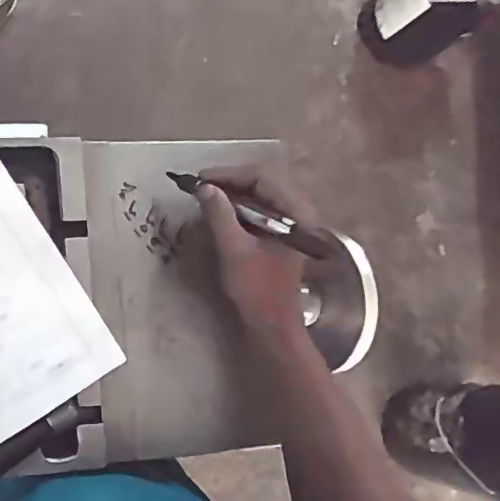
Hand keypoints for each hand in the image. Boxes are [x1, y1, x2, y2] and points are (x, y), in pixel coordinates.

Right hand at [195, 164, 316, 340]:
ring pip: (261, 197)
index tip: (201, 180)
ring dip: (233, 195)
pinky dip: (239, 209)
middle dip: (230, 182)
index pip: (262, 177)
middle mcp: (298, 214)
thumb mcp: (233, 250)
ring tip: (206, 197)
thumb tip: (204, 187)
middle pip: (263, 183)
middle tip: (200, 186)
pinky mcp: (281, 237)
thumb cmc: (256, 289)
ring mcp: (291, 225)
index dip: (229, 175)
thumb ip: (219, 215)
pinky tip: (220, 213)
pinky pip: (260, 212)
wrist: (273, 326)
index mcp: (295, 213)